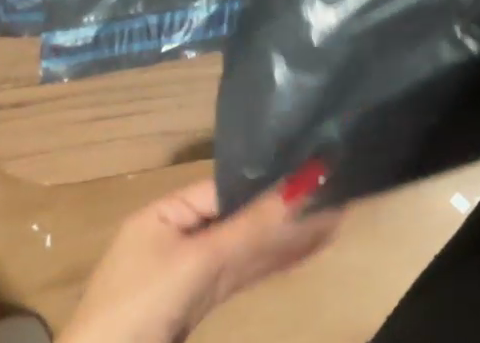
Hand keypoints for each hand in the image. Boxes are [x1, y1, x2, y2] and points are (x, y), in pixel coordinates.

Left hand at [61, 168, 341, 342]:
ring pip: (248, 247)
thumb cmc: (141, 304)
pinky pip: (244, 272)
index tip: (319, 174)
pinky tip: (310, 249)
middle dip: (287, 212)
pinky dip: (275, 261)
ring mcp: (188, 271)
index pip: (228, 188)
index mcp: (164, 215)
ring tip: (337, 220)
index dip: (271, 182)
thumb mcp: (201, 259)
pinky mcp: (199, 301)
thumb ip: (257, 221)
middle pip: (241, 217)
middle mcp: (177, 237)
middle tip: (338, 198)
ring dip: (289, 237)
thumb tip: (314, 176)